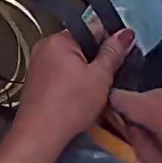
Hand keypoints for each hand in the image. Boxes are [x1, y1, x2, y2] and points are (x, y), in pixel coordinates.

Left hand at [12, 29, 136, 150]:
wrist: (40, 134)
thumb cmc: (72, 103)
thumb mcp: (100, 76)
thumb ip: (113, 53)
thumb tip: (126, 33)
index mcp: (58, 39)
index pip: (92, 28)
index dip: (111, 41)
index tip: (124, 56)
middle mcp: (44, 46)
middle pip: (80, 45)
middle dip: (97, 58)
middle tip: (112, 76)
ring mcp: (37, 64)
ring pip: (70, 61)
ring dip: (85, 71)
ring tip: (98, 88)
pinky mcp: (35, 81)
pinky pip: (60, 73)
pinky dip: (72, 81)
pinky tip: (81, 96)